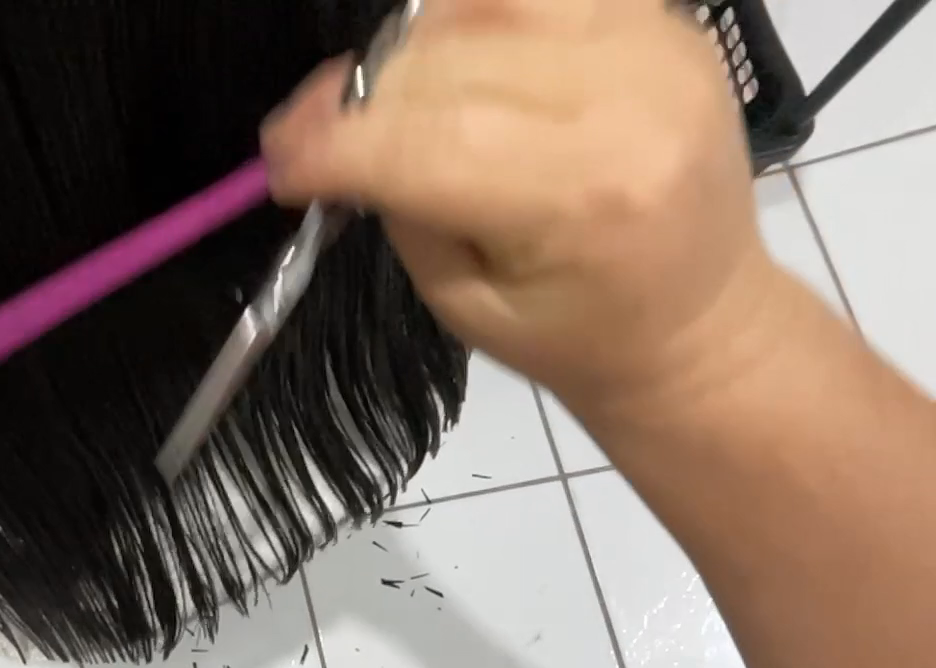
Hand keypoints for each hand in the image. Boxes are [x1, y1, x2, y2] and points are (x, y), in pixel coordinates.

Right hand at [261, 0, 781, 418]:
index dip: (332, 146)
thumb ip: (407, 214)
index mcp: (578, 196)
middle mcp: (625, 97)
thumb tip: (346, 149)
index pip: (425, 141)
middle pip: (442, 65)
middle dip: (347, 99)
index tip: (275, 167)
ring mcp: (653, 40)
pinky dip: (454, 20)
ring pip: (477, 7)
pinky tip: (426, 67)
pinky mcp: (657, 16)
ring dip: (394, 56)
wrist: (694, 314)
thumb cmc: (567, 333)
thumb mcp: (460, 303)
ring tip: (356, 106)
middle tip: (292, 138)